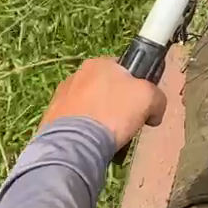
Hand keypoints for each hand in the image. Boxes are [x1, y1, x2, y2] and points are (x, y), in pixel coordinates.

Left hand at [38, 57, 166, 151]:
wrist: (75, 145)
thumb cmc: (114, 113)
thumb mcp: (150, 98)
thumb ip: (157, 98)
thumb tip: (154, 111)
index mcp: (99, 63)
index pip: (124, 70)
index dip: (136, 86)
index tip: (140, 104)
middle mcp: (77, 74)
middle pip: (106, 88)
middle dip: (117, 104)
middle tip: (127, 123)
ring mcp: (60, 96)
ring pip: (90, 105)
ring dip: (99, 117)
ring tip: (107, 137)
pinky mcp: (50, 118)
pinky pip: (75, 122)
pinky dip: (84, 131)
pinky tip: (91, 143)